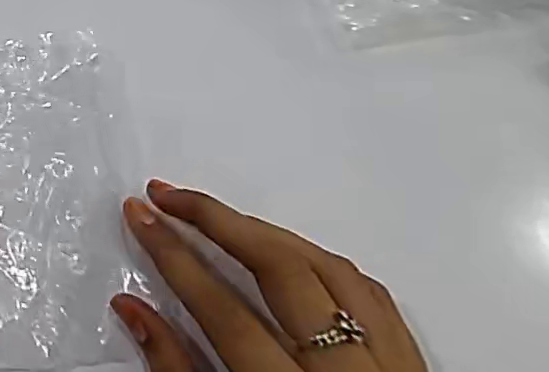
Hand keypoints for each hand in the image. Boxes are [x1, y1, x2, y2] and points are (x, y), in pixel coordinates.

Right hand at [111, 181, 427, 371]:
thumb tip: (130, 308)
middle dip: (214, 219)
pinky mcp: (418, 370)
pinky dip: (317, 258)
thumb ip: (178, 371)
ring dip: (261, 228)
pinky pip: (369, 293)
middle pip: (281, 271)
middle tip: (166, 195)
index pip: (223, 310)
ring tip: (214, 212)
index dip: (172, 253)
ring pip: (327, 269)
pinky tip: (282, 247)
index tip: (139, 215)